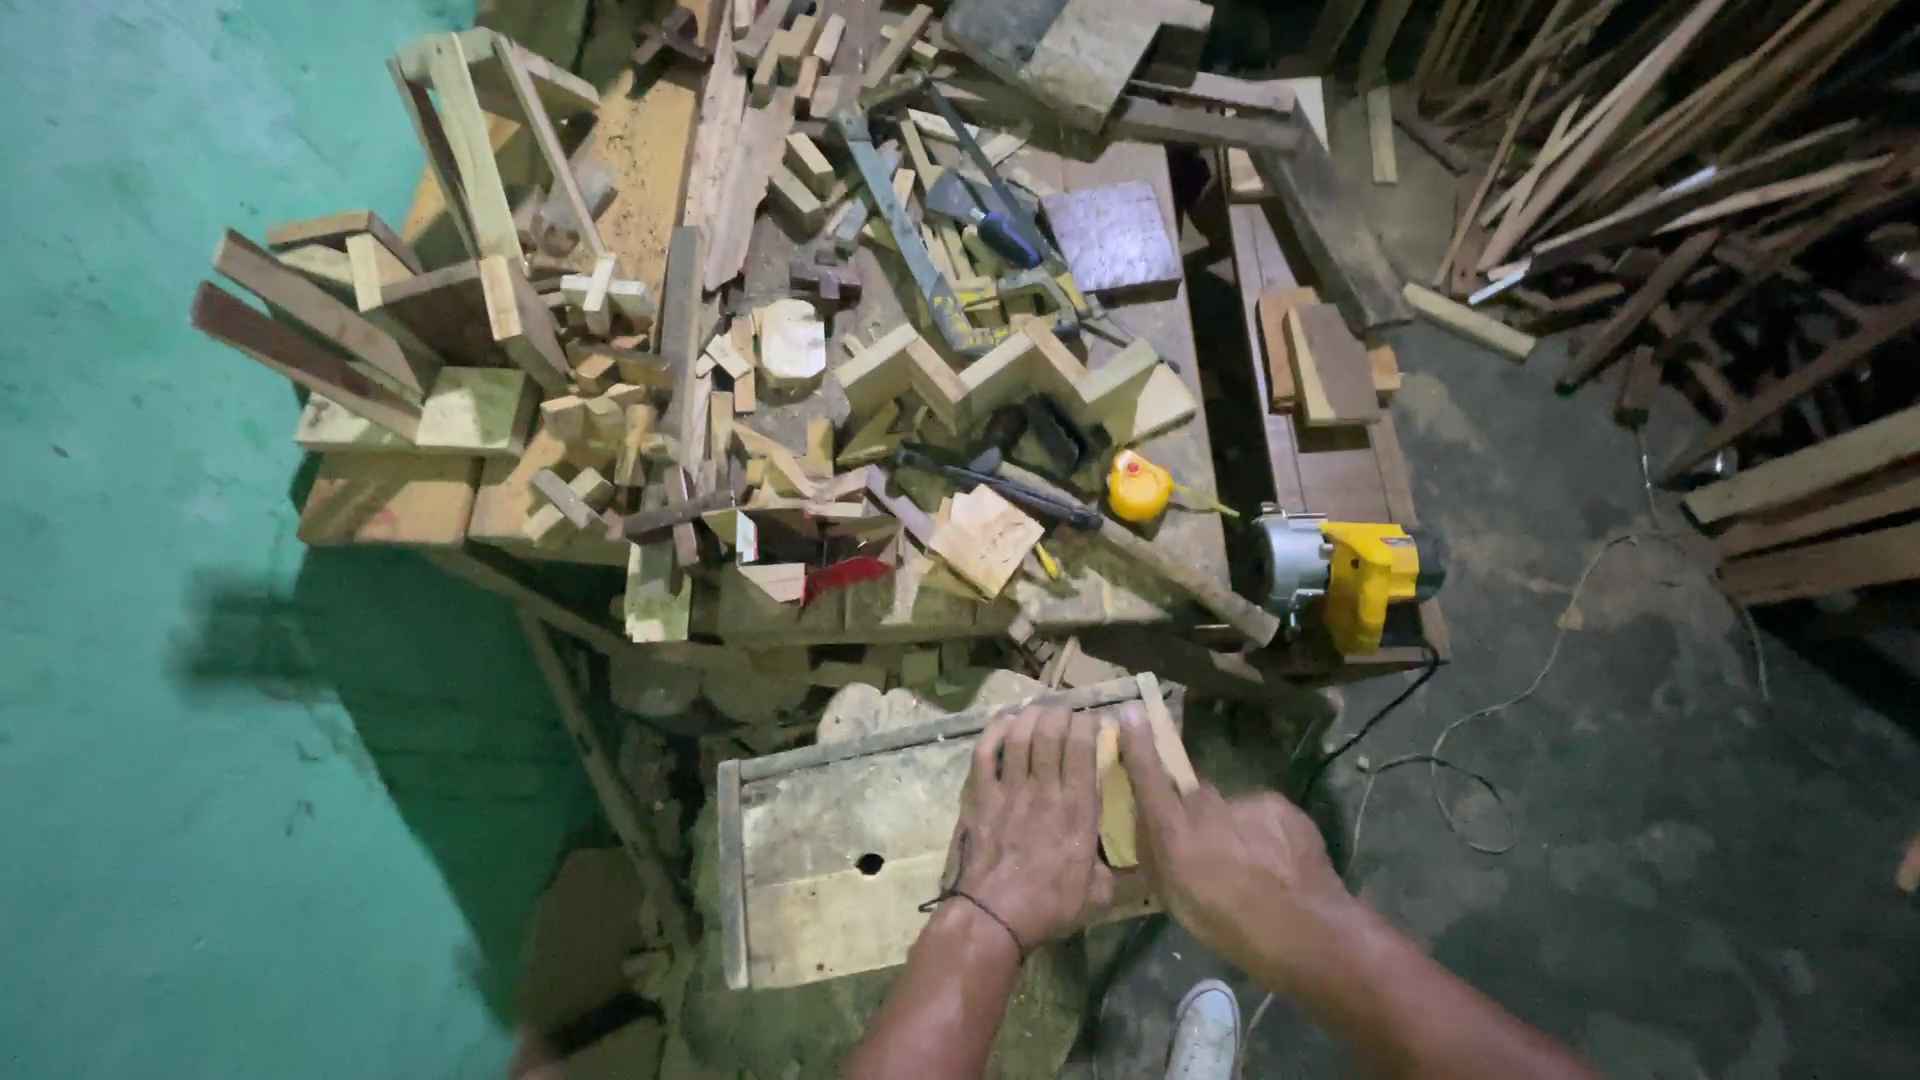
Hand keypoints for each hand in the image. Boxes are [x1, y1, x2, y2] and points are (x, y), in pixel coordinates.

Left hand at [942, 705, 1115, 950]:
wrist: (992, 918)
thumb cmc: (1049, 907)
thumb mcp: (1099, 895)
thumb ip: (1121, 872)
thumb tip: (1149, 864)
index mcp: (1077, 810)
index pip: (1083, 748)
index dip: (1089, 724)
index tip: (1094, 720)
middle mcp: (1044, 790)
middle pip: (1051, 732)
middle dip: (1061, 712)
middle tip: (1066, 709)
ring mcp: (1009, 790)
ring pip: (1019, 735)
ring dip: (1030, 715)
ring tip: (1040, 709)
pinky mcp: (980, 796)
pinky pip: (985, 752)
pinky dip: (994, 730)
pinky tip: (1005, 721)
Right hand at [1117, 708, 1355, 985]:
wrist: (1310, 934)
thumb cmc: (1232, 928)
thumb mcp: (1176, 902)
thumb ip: (1156, 856)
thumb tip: (1146, 827)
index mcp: (1174, 832)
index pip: (1147, 776)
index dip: (1137, 743)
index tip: (1131, 712)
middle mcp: (1206, 807)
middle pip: (1193, 798)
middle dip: (1197, 816)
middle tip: (1213, 853)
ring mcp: (1245, 801)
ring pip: (1231, 808)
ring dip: (1235, 829)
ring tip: (1254, 868)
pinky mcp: (1279, 804)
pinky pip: (1262, 813)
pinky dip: (1266, 832)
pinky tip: (1279, 864)